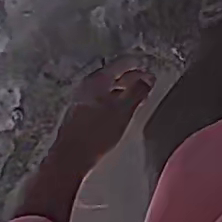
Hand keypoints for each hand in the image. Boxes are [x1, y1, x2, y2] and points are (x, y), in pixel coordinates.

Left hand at [51, 54, 154, 169]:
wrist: (70, 158)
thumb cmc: (97, 132)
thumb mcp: (124, 109)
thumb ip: (138, 91)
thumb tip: (147, 80)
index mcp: (98, 79)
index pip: (123, 63)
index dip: (140, 65)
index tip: (151, 70)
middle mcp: (87, 85)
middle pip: (115, 74)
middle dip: (133, 78)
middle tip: (148, 84)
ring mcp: (81, 99)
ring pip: (108, 87)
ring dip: (124, 90)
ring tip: (138, 98)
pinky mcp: (79, 113)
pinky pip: (101, 99)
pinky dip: (114, 100)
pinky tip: (121, 111)